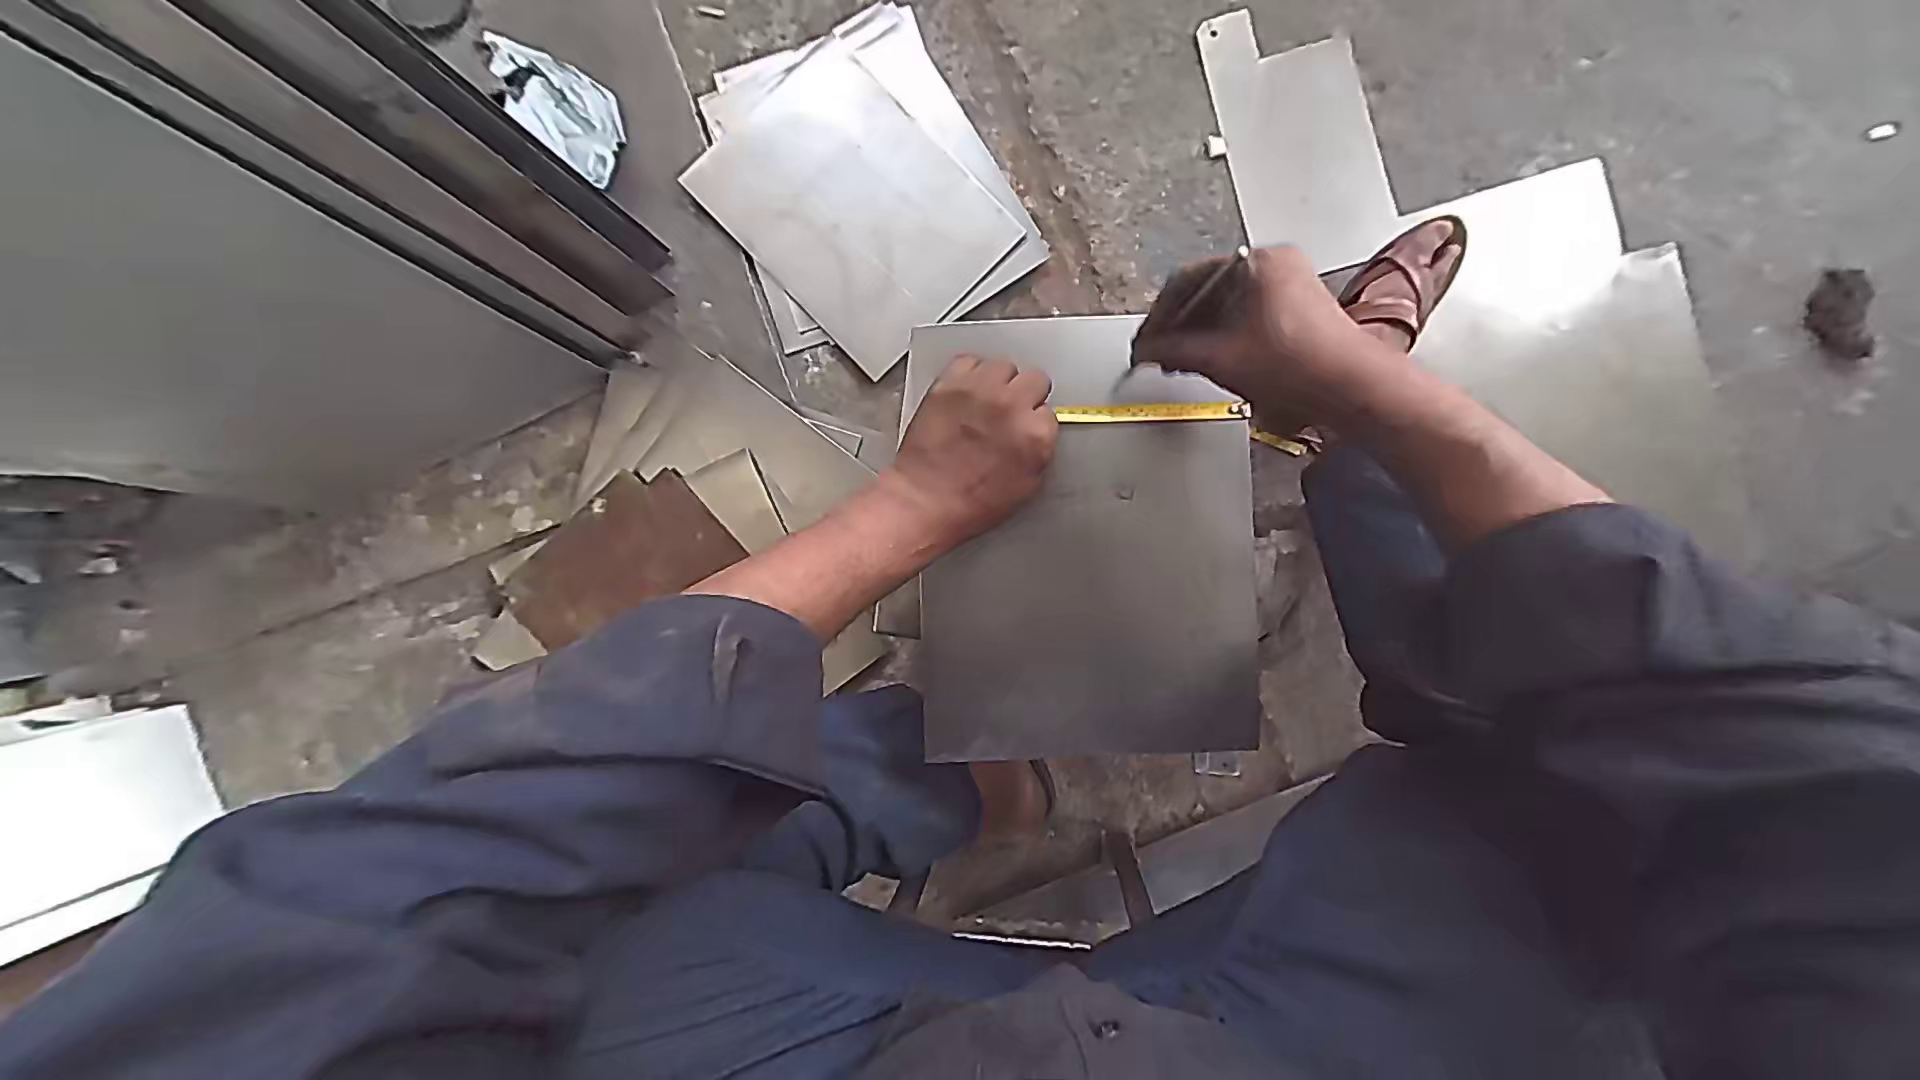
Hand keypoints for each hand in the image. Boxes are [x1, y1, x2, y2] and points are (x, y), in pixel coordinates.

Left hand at [881, 354, 1057, 547]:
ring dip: (999, 382)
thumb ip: (1040, 452)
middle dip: (1025, 396)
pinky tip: (967, 392)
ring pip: (1004, 365)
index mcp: (1035, 434)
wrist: (926, 500)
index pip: (1049, 411)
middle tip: (1010, 412)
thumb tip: (1039, 435)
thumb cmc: (969, 502)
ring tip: (987, 401)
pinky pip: (969, 361)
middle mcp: (1011, 406)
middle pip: (1034, 379)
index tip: (1024, 428)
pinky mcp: (950, 384)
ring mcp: (980, 391)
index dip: (1034, 421)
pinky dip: (970, 373)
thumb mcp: (1026, 487)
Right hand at [1131, 245, 1387, 425]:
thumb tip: (1146, 350)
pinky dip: (1218, 337)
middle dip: (1176, 325)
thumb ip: (1172, 351)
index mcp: (1256, 263)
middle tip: (1156, 351)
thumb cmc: (1302, 365)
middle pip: (1204, 291)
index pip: (1187, 280)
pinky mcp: (1291, 311)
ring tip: (1178, 360)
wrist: (1348, 388)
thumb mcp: (1218, 357)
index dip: (1158, 315)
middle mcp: (1273, 266)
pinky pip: (1241, 316)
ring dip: (1195, 334)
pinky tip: (1205, 359)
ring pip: (1222, 306)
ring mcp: (1286, 287)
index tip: (1146, 339)